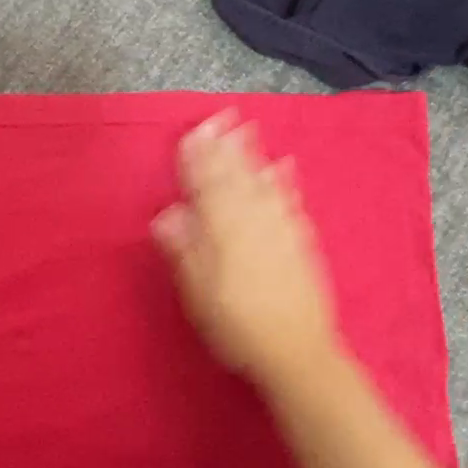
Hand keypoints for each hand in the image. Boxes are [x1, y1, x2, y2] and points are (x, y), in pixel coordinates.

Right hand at [152, 110, 347, 389]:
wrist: (296, 352)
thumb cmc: (236, 326)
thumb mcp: (198, 293)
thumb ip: (185, 249)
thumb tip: (167, 214)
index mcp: (221, 232)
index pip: (205, 186)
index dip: (197, 158)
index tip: (192, 132)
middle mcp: (251, 221)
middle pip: (235, 176)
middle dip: (226, 146)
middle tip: (221, 116)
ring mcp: (280, 229)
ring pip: (262, 182)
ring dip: (253, 154)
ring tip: (247, 128)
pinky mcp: (300, 241)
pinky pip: (290, 200)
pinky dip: (284, 180)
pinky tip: (283, 165)